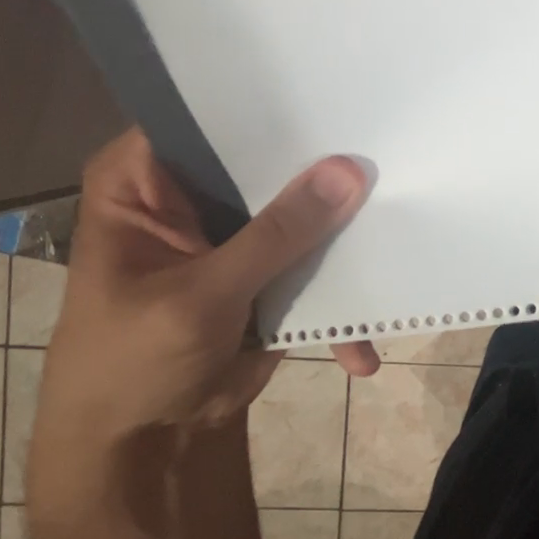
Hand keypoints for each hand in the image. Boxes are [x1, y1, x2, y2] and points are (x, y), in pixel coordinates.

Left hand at [36, 129, 375, 447]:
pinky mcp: (273, 267)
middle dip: (326, 163)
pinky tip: (361, 347)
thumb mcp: (200, 296)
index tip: (339, 94)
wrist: (140, 444)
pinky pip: (320, 256)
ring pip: (305, 204)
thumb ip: (275, 235)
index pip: (211, 116)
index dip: (270, 105)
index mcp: (145, 179)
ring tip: (407, 226)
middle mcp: (194, 192)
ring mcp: (238, 231)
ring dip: (346, 226)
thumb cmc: (131, 362)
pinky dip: (343, 291)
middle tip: (394, 147)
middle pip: (271, 158)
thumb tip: (350, 171)